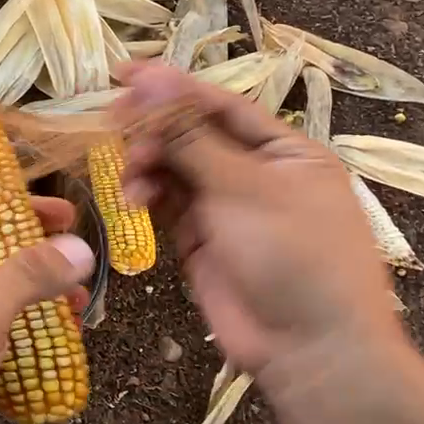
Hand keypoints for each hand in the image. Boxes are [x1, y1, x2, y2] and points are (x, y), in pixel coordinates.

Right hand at [116, 63, 402, 384]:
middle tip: (113, 122)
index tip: (122, 72)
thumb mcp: (241, 186)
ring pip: (172, 165)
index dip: (171, 86)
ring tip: (131, 178)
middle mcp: (255, 172)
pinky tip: (133, 201)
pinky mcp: (200, 235)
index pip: (218, 104)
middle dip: (152, 129)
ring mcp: (226, 204)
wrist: (309, 351)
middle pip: (189, 132)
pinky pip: (165, 198)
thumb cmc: (292, 255)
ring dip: (145, 164)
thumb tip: (149, 78)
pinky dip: (146, 193)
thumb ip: (186, 133)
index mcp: (285, 151)